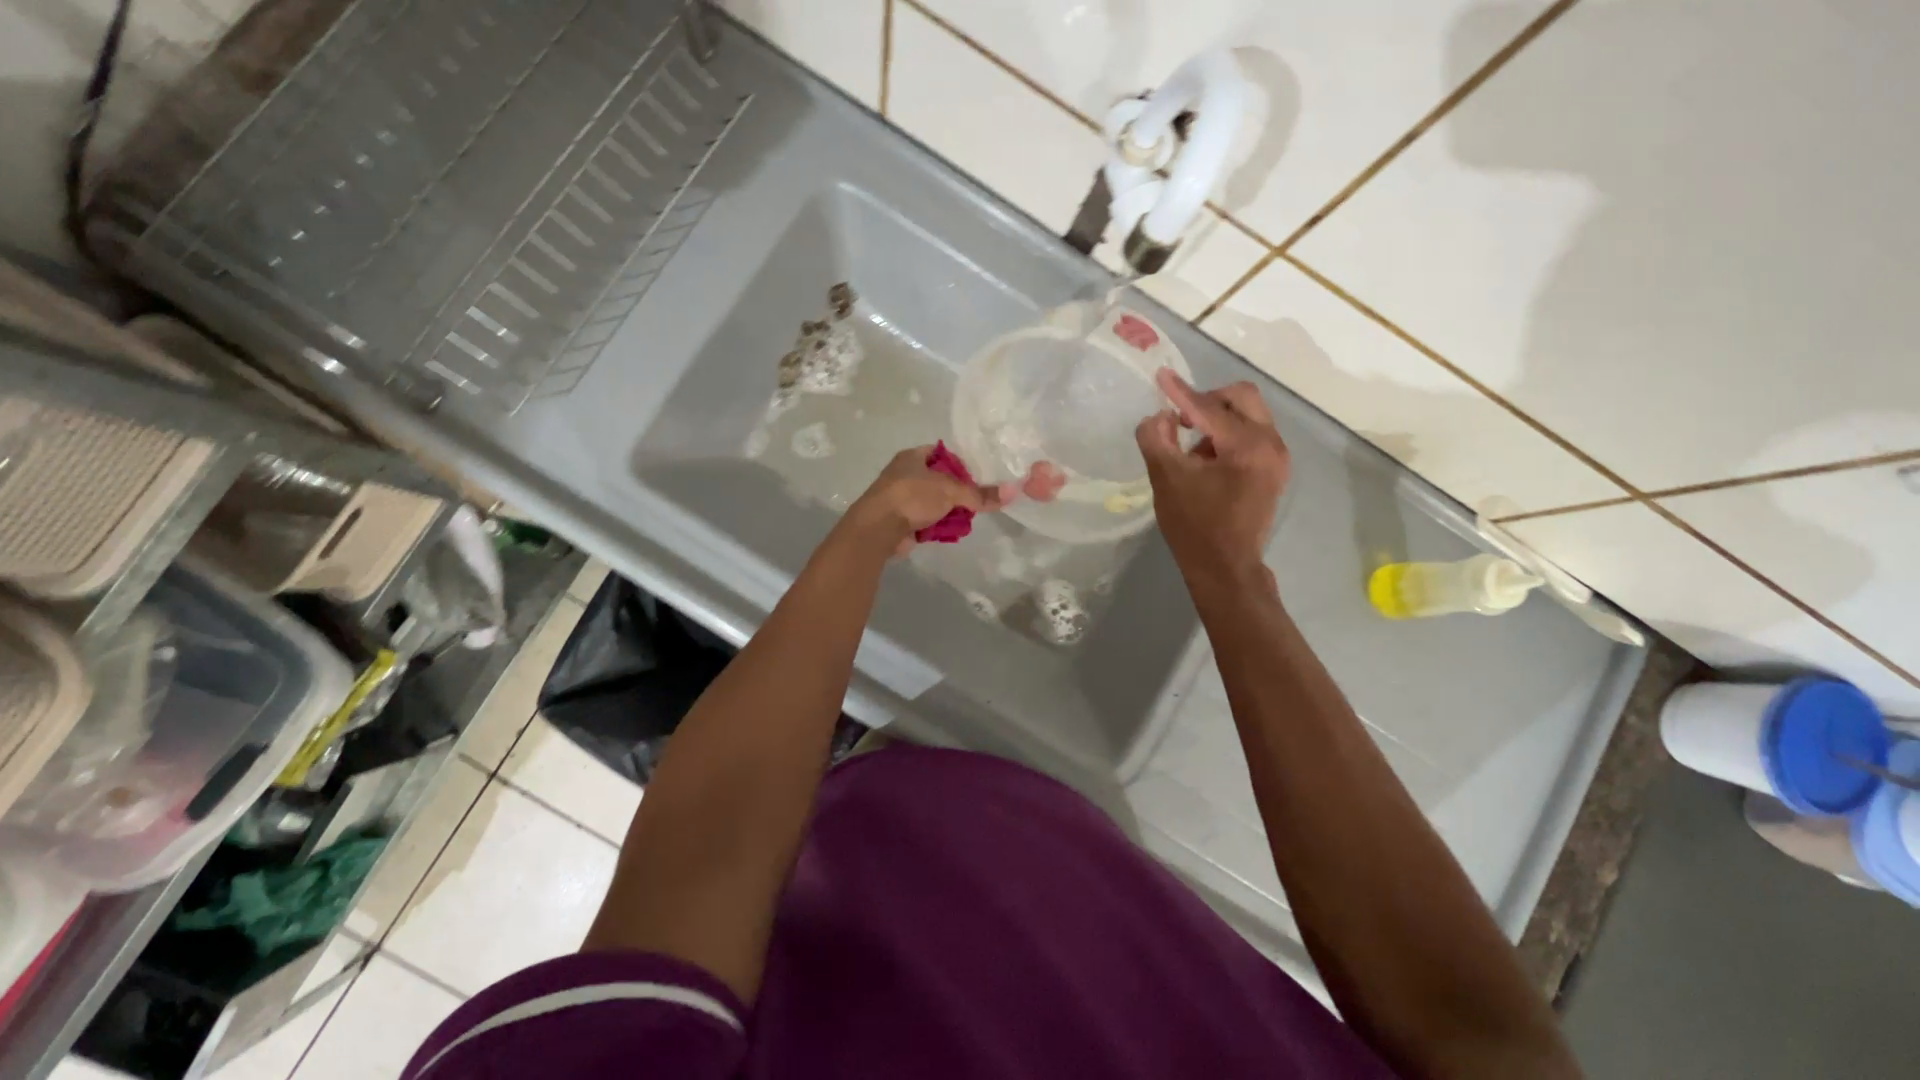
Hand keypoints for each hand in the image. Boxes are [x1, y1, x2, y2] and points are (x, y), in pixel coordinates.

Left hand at [844, 446, 1009, 555]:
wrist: (878, 528)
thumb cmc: (912, 496)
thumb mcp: (951, 491)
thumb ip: (980, 493)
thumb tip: (1012, 492)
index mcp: (913, 456)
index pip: (942, 453)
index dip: (961, 462)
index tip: (979, 476)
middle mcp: (905, 474)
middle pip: (941, 480)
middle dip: (959, 492)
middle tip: (978, 500)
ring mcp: (902, 498)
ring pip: (935, 502)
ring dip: (951, 511)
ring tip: (969, 518)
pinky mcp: (902, 520)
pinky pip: (927, 520)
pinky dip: (939, 525)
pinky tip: (953, 531)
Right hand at [1136, 369, 1289, 595]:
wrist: (1226, 568)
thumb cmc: (1194, 526)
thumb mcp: (1166, 479)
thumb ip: (1156, 438)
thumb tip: (1160, 415)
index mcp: (1247, 445)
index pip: (1208, 408)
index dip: (1180, 392)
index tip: (1160, 376)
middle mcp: (1271, 444)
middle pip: (1241, 398)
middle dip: (1208, 400)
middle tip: (1180, 417)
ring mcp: (1277, 457)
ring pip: (1249, 414)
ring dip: (1217, 419)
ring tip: (1190, 446)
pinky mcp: (1274, 470)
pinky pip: (1252, 434)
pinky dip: (1228, 435)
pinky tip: (1206, 459)